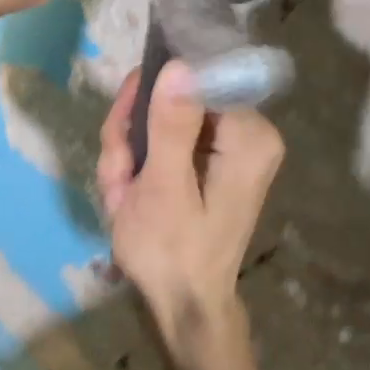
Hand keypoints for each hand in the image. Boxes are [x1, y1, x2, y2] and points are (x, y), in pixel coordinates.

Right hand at [97, 61, 284, 326]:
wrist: (183, 304)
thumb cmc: (173, 250)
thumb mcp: (163, 188)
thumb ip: (171, 126)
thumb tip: (180, 65)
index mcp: (248, 135)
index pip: (187, 80)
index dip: (145, 102)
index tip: (123, 143)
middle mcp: (246, 132)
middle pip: (168, 97)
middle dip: (131, 137)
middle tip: (121, 181)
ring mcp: (227, 145)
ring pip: (155, 117)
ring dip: (127, 154)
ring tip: (122, 195)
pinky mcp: (209, 159)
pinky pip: (160, 138)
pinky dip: (136, 163)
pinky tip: (128, 193)